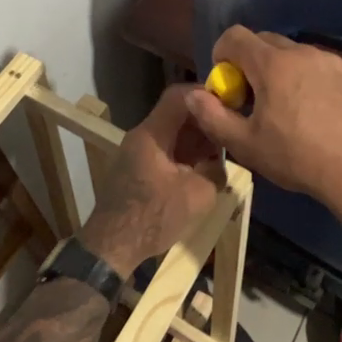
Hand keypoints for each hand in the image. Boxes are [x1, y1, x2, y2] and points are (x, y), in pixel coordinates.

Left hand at [79, 85, 225, 274]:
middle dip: (204, 120)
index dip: (206, 94)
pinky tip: (201, 168)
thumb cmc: (153, 217)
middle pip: (175, 113)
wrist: (112, 247)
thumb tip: (220, 162)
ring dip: (195, 139)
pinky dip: (184, 153)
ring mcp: (137, 153)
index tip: (229, 103)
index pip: (178, 96)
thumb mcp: (198, 195)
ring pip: (171, 133)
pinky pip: (165, 150)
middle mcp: (141, 137)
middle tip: (229, 131)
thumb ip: (215, 170)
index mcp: (152, 135)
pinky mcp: (137, 169)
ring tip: (220, 152)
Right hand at [182, 26, 341, 208]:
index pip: (235, 36)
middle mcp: (303, 52)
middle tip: (253, 99)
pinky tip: (318, 113)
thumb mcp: (245, 145)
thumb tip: (193, 96)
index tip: (227, 84)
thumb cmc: (297, 157)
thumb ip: (212, 116)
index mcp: (272, 64)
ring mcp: (332, 61)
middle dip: (252, 63)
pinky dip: (311, 80)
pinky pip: (322, 67)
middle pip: (266, 42)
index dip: (222, 54)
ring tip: (287, 108)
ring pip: (296, 54)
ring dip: (283, 71)